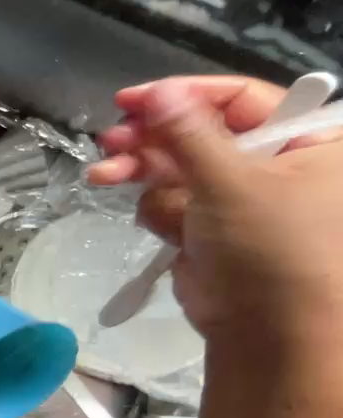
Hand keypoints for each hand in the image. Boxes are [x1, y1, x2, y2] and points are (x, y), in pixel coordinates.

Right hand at [87, 75, 342, 348]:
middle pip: (200, 132)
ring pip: (174, 166)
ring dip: (139, 172)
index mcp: (312, 141)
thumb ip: (189, 134)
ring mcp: (242, 193)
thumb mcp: (232, 182)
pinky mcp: (210, 221)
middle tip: (110, 143)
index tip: (129, 101)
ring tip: (104, 178)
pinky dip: (157, 207)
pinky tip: (155, 220)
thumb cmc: (274, 245)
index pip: (242, 99)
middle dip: (151, 140)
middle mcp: (281, 161)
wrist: (270, 325)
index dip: (184, 95)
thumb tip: (157, 92)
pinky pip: (170, 199)